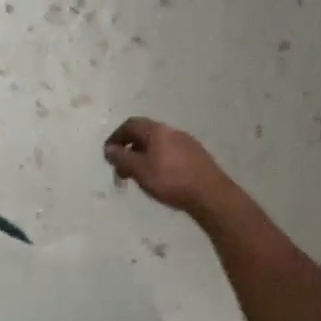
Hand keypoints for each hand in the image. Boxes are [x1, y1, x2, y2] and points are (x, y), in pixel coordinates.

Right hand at [104, 117, 226, 212]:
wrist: (211, 195)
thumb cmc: (170, 180)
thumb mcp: (140, 170)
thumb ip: (122, 158)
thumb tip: (109, 148)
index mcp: (156, 130)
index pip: (130, 125)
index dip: (115, 137)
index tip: (108, 154)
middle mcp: (172, 131)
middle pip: (144, 135)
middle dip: (129, 151)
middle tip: (122, 171)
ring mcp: (187, 143)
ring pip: (157, 145)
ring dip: (143, 158)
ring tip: (140, 177)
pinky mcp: (196, 156)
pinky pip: (170, 154)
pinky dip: (158, 162)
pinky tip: (160, 179)